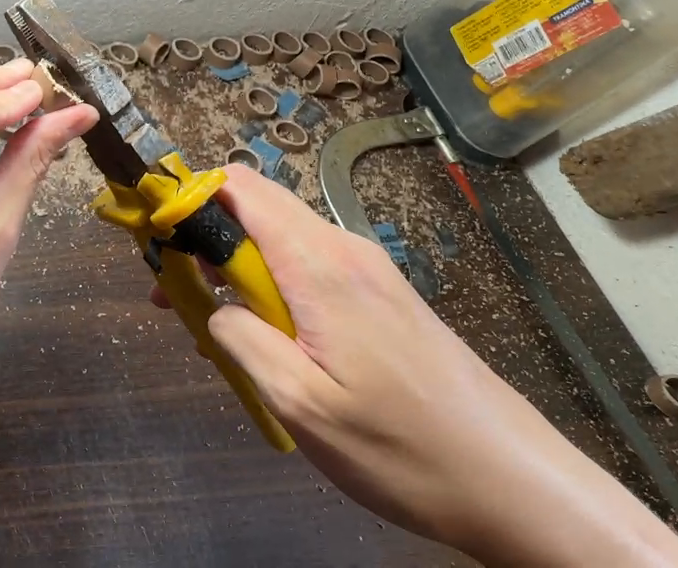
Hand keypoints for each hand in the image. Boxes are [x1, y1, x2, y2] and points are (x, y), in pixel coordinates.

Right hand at [158, 166, 677, 566]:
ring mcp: (369, 271)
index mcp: (321, 265)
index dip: (187, 197)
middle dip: (203, 235)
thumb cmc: (404, 449)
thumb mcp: (302, 403)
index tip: (155, 239)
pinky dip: (269, 283)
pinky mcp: (382, 296)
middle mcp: (345, 251)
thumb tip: (216, 305)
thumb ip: (241, 338)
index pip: (240, 188)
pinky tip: (270, 339)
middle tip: (177, 294)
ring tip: (216, 325)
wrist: (522, 489)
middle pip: (255, 205)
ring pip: (278, 237)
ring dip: (234, 266)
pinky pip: (307, 265)